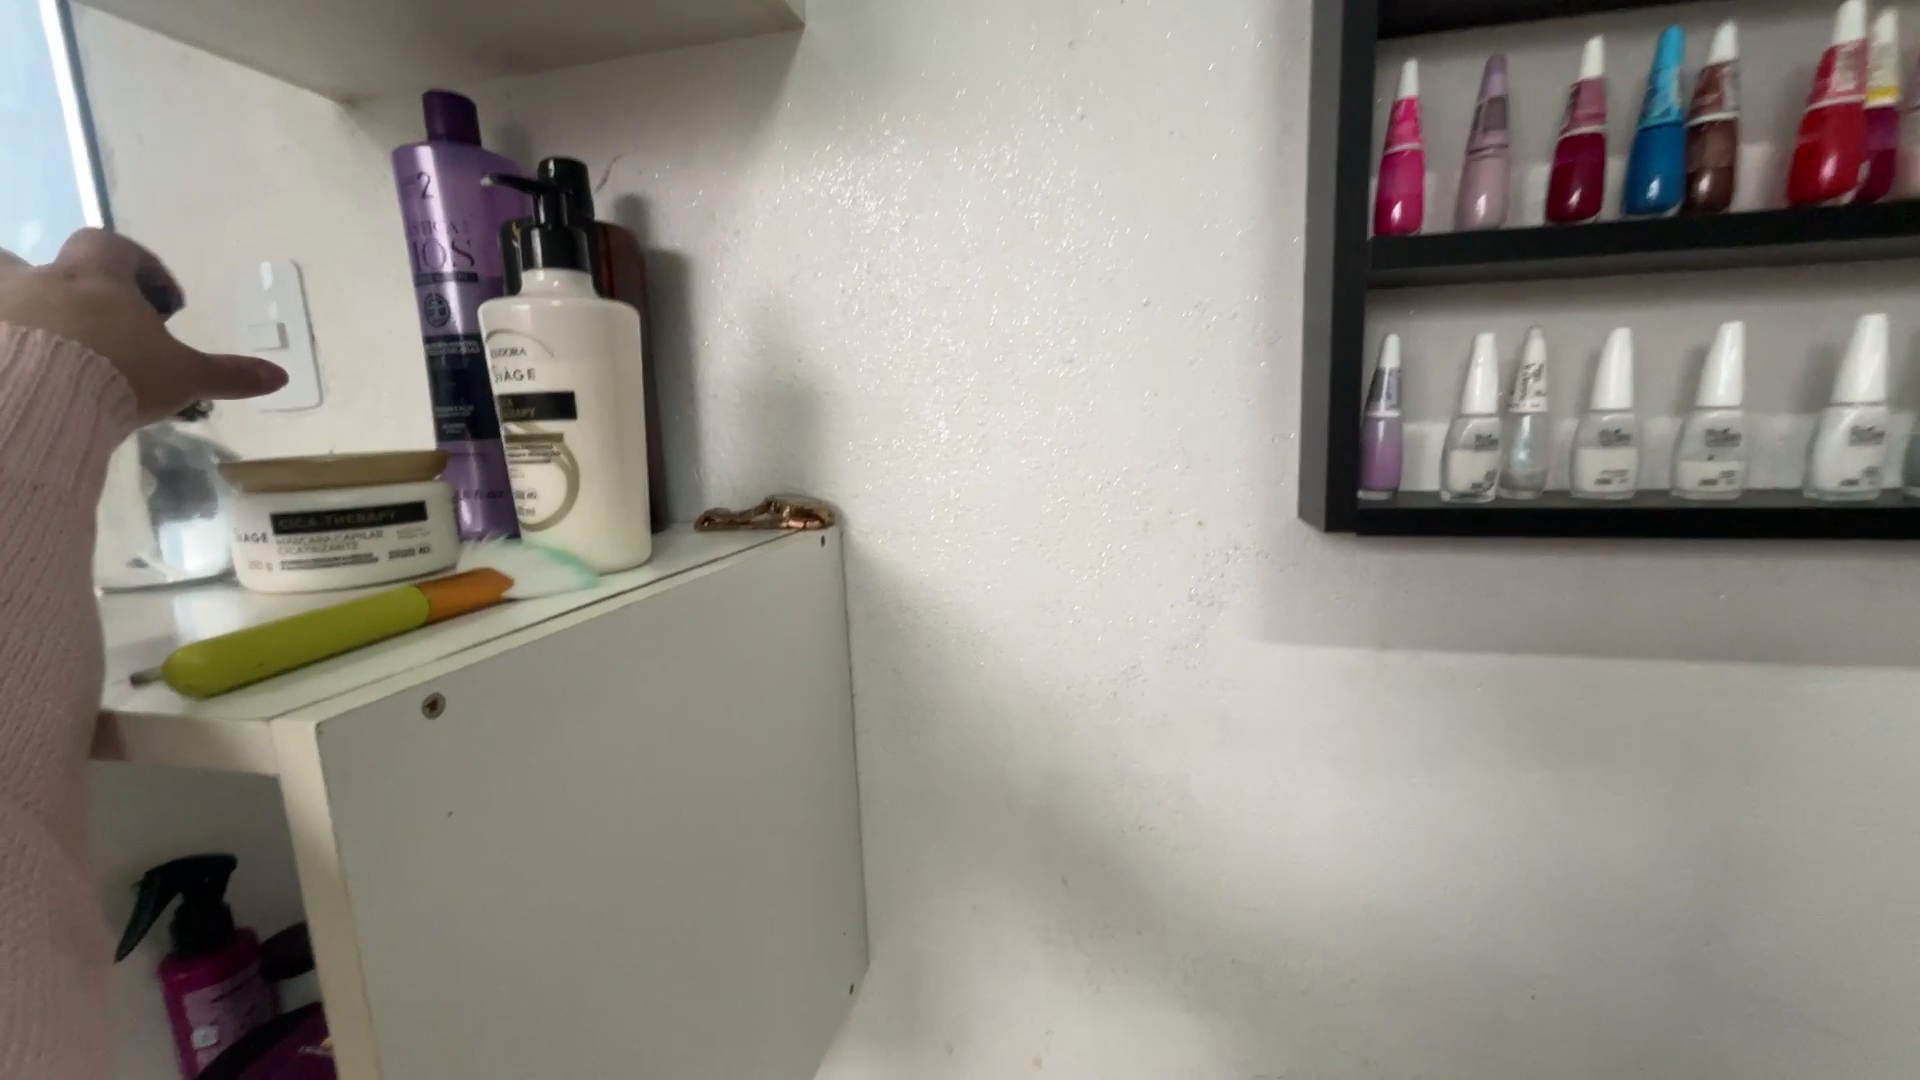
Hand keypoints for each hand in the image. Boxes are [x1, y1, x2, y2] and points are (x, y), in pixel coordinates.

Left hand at [0, 229, 286, 422]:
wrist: (28, 396)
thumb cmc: (118, 372)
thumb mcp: (187, 377)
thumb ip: (230, 374)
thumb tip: (280, 375)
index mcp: (93, 279)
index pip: (111, 245)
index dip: (140, 266)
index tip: (162, 305)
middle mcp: (33, 280)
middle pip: (20, 258)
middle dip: (41, 282)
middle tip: (71, 319)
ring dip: (13, 312)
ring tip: (37, 347)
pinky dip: (4, 346)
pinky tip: (20, 372)